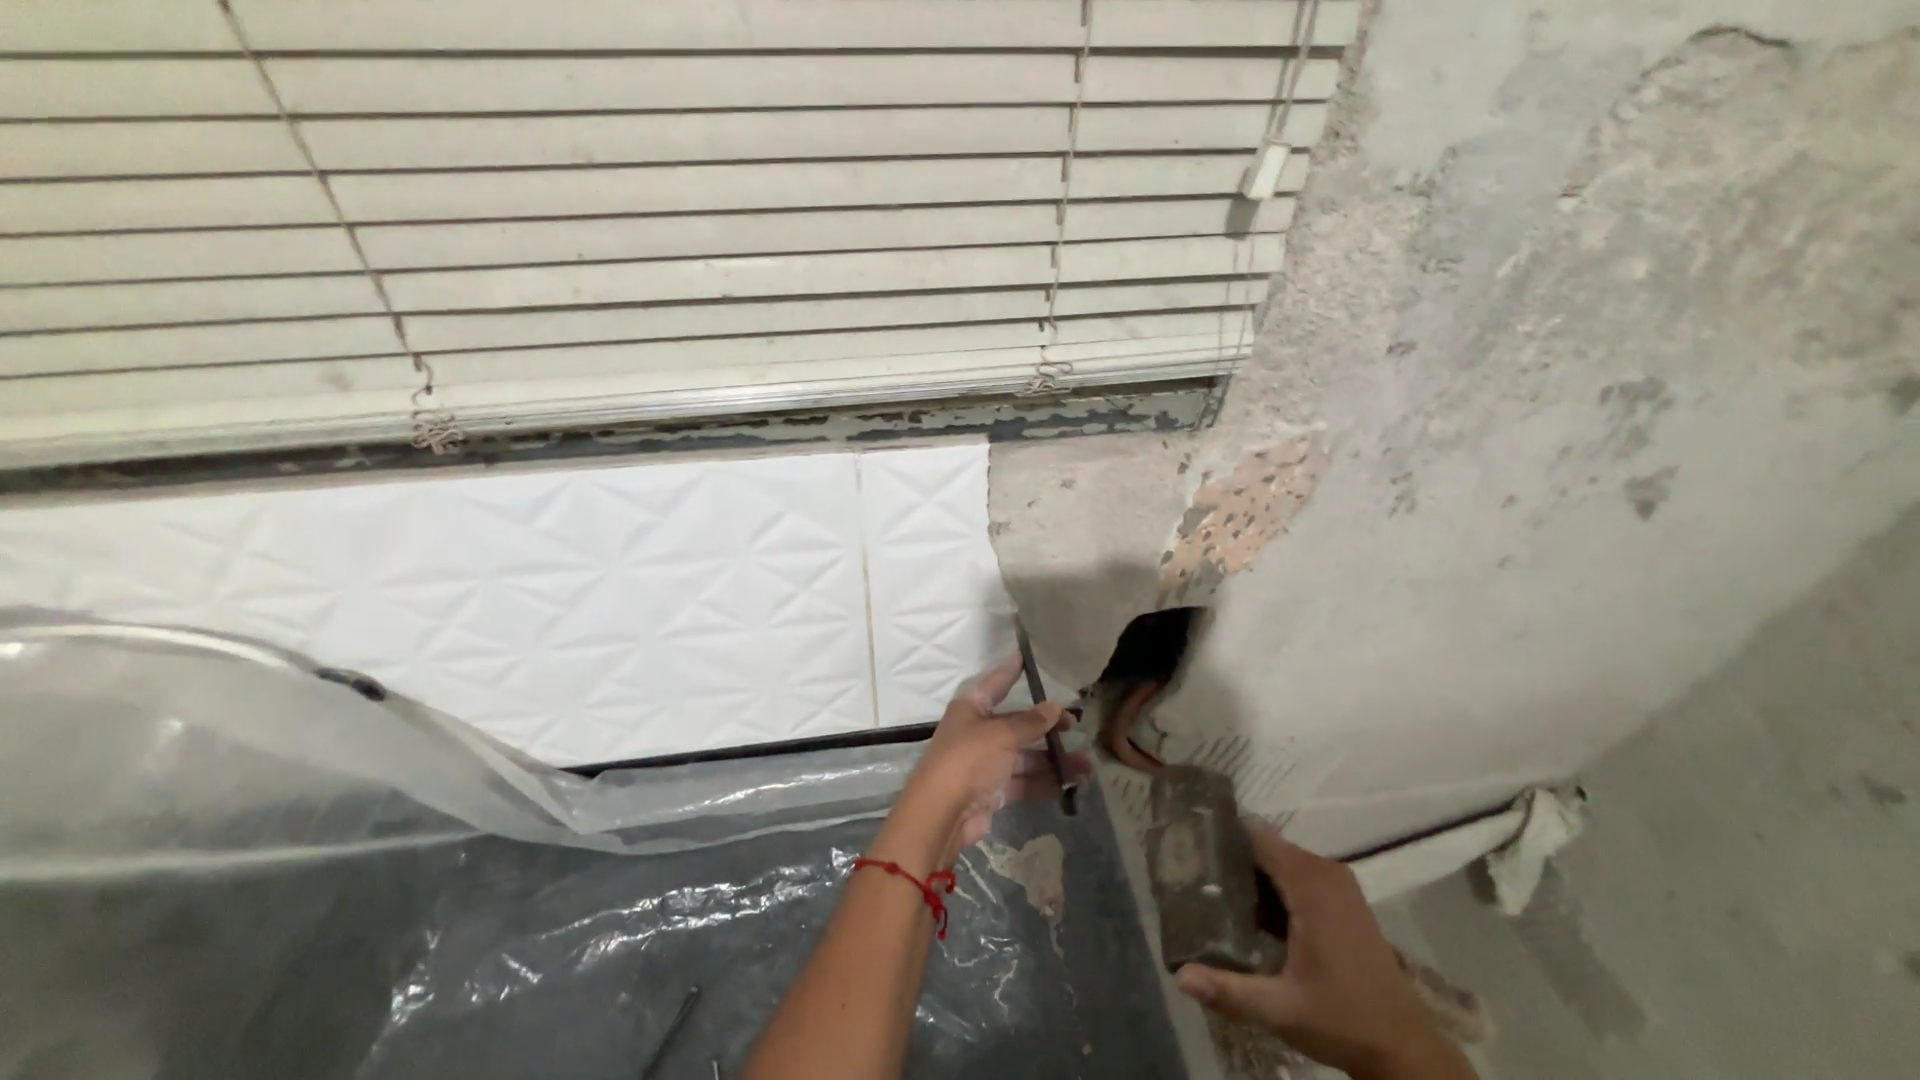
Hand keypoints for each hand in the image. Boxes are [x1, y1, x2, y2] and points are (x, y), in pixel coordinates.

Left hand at [903, 656, 1087, 850]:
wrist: (942, 814)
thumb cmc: (969, 760)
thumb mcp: (1002, 734)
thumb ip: (1030, 722)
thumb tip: (1054, 708)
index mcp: (971, 709)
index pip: (996, 683)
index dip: (1011, 670)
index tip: (1026, 655)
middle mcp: (977, 732)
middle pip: (1016, 724)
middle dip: (1046, 726)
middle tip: (1075, 726)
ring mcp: (984, 763)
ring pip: (1025, 757)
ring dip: (1053, 760)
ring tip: (1086, 765)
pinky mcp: (992, 791)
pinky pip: (1023, 782)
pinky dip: (1044, 783)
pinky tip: (1070, 785)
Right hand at [1173, 828, 1474, 1079]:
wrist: (1402, 1047)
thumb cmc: (1343, 1020)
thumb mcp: (1280, 1009)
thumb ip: (1230, 991)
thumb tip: (1179, 975)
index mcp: (1312, 887)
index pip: (1260, 837)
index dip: (1225, 834)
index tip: (1189, 842)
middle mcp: (1328, 874)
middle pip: (1269, 847)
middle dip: (1232, 856)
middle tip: (1190, 874)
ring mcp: (1340, 887)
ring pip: (1283, 862)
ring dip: (1251, 872)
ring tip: (1208, 888)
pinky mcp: (1345, 902)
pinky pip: (1299, 876)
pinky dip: (1273, 885)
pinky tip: (1247, 909)